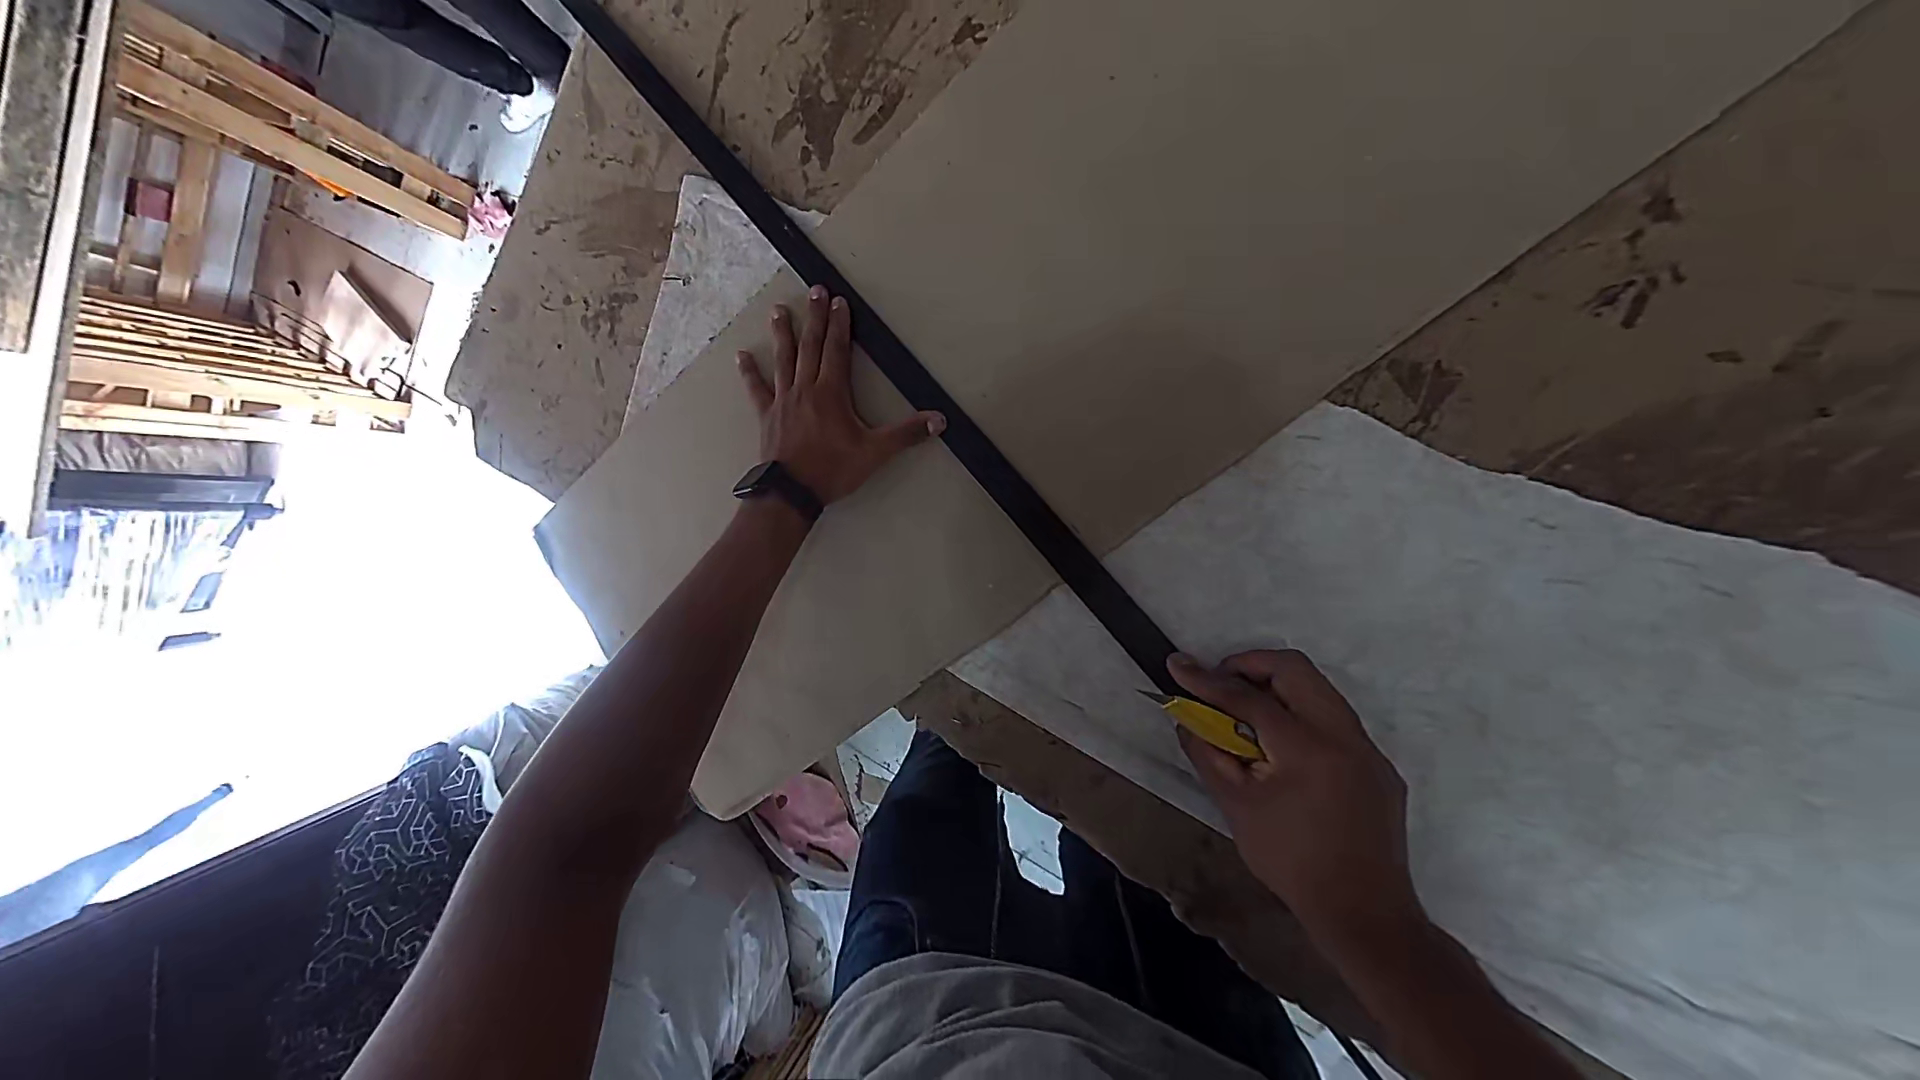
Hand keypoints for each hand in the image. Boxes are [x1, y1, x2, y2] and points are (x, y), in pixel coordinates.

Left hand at [736, 285, 945, 504]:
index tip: (839, 302)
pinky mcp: (768, 416)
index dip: (839, 325)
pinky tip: (742, 356)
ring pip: (784, 360)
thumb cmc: (833, 470)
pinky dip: (750, 372)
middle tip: (814, 291)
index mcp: (831, 393)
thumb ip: (907, 434)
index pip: (837, 350)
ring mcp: (783, 401)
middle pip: (810, 346)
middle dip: (814, 317)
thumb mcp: (876, 452)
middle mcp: (806, 389)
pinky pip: (757, 389)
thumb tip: (939, 421)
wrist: (792, 492)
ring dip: (783, 334)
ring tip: (779, 310)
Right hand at [1169, 650, 1423, 942]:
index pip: (1248, 697)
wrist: (1365, 914)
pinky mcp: (1378, 765)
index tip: (1177, 665)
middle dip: (1249, 665)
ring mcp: (1368, 749)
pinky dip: (1300, 714)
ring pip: (1318, 688)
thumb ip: (1207, 753)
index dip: (1207, 679)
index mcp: (1307, 748)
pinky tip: (1281, 748)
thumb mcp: (1236, 806)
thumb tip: (1187, 717)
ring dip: (1277, 687)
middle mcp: (1345, 736)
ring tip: (1245, 712)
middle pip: (1294, 669)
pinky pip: (1334, 718)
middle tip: (1220, 684)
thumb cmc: (1291, 862)